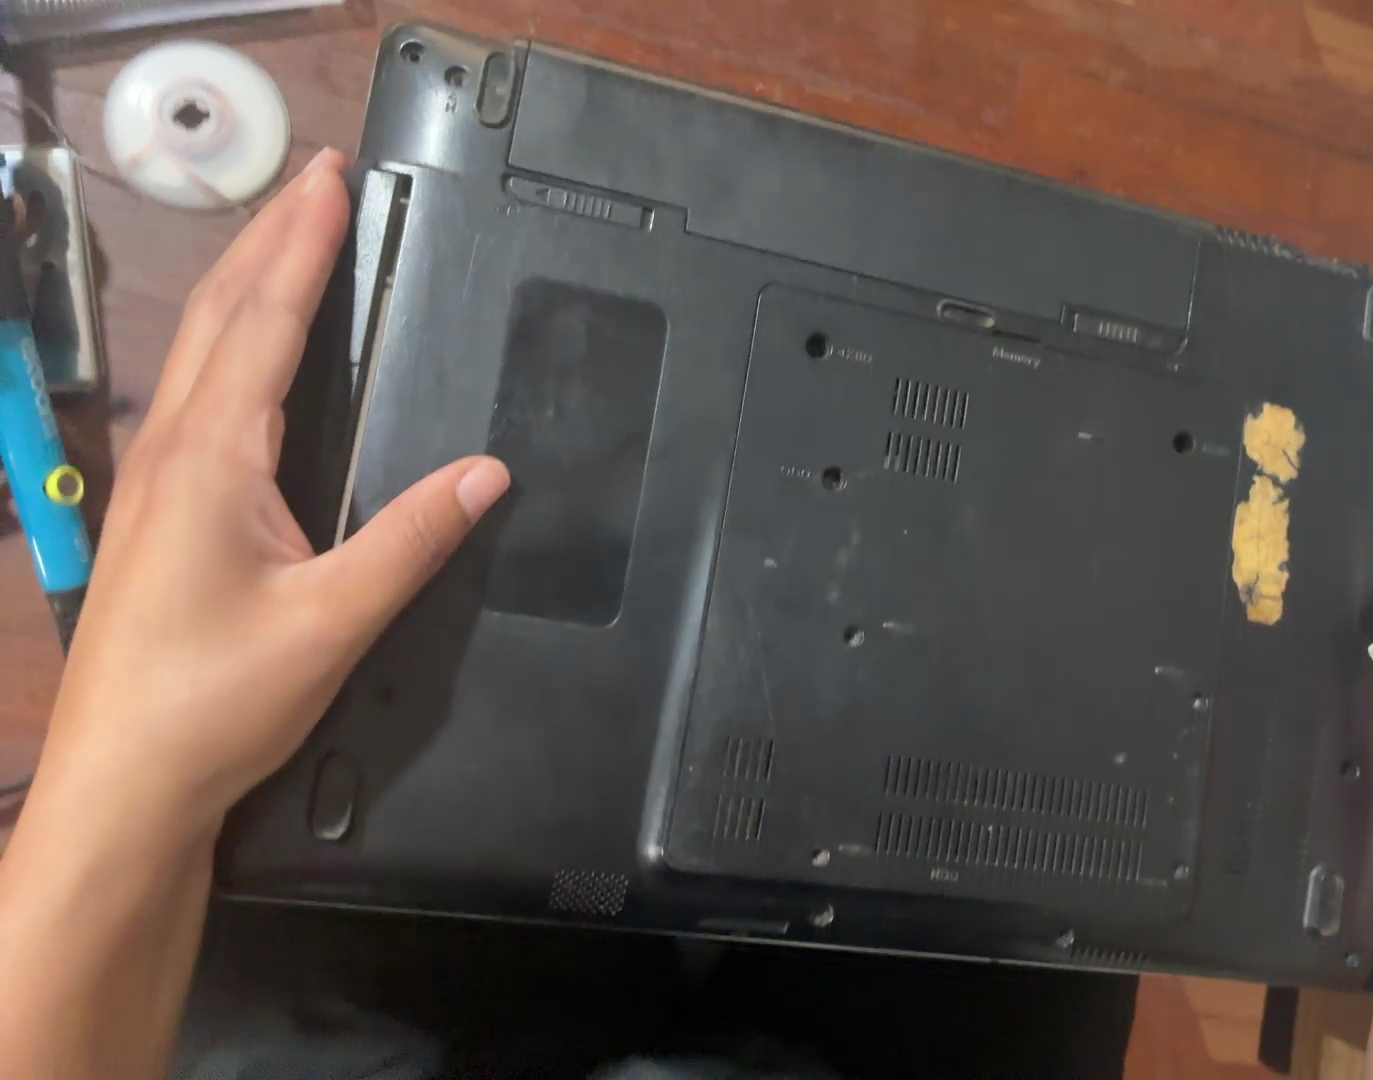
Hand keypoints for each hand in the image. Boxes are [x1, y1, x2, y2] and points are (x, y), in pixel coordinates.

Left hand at [29, 149, 510, 840]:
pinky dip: (240, 341)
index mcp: (209, 463)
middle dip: (268, 241)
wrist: (127, 781)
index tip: (329, 186)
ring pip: (204, 352)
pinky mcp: (171, 509)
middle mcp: (173, 453)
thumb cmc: (220, 698)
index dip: (298, 253)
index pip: (260, 329)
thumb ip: (413, 538)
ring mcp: (161, 479)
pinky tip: (259, 349)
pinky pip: (208, 395)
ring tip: (293, 241)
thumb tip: (489, 471)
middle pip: (219, 318)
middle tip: (315, 182)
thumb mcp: (336, 617)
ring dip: (249, 282)